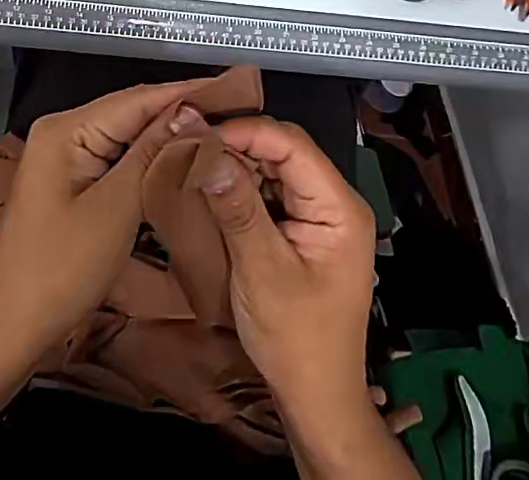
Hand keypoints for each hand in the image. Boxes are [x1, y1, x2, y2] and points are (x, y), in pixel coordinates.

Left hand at [0, 80, 205, 426]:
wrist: (10, 329)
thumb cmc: (59, 272)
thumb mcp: (116, 209)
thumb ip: (154, 155)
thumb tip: (191, 112)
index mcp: (67, 130)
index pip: (139, 98)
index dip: (189, 92)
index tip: (236, 88)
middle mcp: (64, 131)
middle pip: (133, 111)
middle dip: (183, 111)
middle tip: (237, 109)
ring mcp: (67, 155)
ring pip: (129, 134)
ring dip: (170, 134)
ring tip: (221, 128)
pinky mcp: (73, 178)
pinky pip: (119, 157)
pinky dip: (152, 157)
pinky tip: (182, 156)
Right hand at [199, 116, 414, 478]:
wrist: (317, 396)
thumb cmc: (297, 340)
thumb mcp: (261, 271)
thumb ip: (237, 207)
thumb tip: (206, 152)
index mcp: (338, 207)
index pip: (292, 145)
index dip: (244, 131)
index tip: (198, 132)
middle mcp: (333, 201)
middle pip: (284, 151)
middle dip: (237, 143)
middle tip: (189, 142)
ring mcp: (318, 214)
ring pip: (274, 167)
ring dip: (235, 162)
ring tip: (193, 159)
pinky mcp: (302, 228)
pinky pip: (270, 191)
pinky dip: (241, 185)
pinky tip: (212, 185)